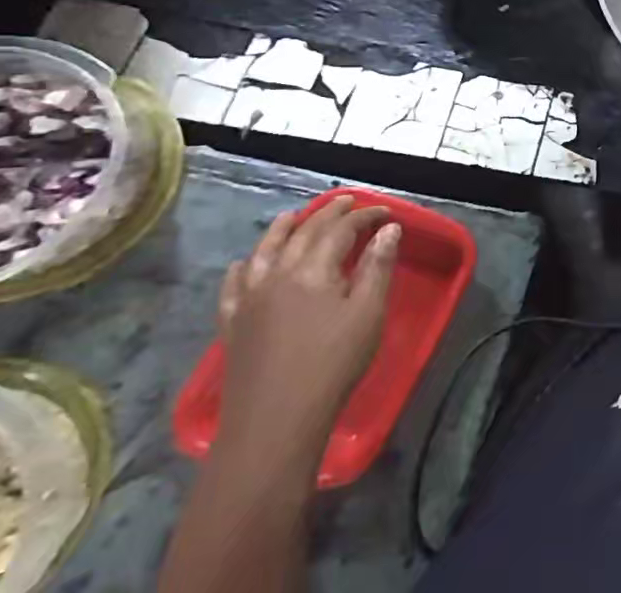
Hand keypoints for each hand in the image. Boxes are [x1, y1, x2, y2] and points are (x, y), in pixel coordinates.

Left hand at [215, 196, 399, 451]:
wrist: (276, 417)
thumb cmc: (335, 361)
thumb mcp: (369, 312)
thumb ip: (377, 267)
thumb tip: (388, 230)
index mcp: (313, 271)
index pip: (340, 230)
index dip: (364, 217)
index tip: (386, 213)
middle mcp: (275, 276)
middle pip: (303, 234)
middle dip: (328, 214)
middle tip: (348, 202)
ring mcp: (248, 299)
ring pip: (264, 252)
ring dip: (283, 229)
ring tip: (295, 215)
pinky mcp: (232, 323)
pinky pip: (234, 284)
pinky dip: (244, 266)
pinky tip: (245, 263)